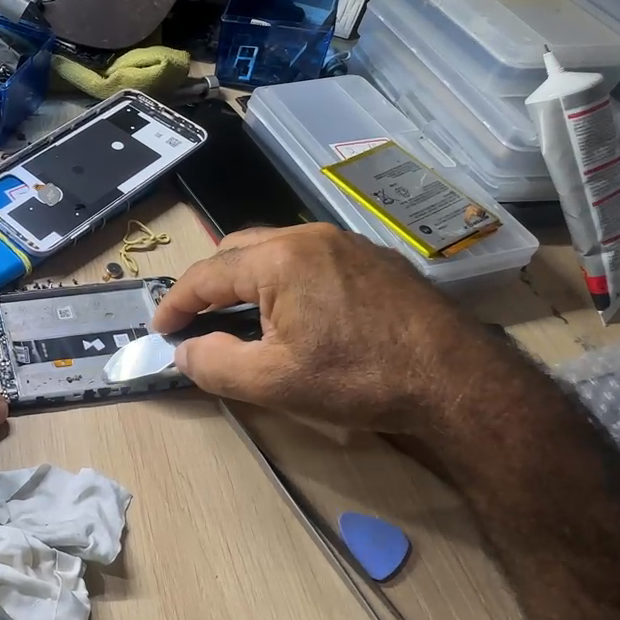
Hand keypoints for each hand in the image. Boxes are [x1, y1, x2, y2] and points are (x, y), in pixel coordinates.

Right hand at [150, 224, 500, 433]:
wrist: (461, 382)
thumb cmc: (360, 379)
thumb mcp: (274, 382)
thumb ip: (214, 364)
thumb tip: (184, 351)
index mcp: (279, 259)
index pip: (207, 274)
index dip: (176, 302)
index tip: (158, 328)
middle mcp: (310, 237)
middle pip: (238, 250)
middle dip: (210, 284)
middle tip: (197, 320)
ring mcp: (347, 243)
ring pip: (275, 251)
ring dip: (248, 279)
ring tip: (242, 316)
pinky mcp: (375, 260)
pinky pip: (310, 259)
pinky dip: (285, 279)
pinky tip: (296, 313)